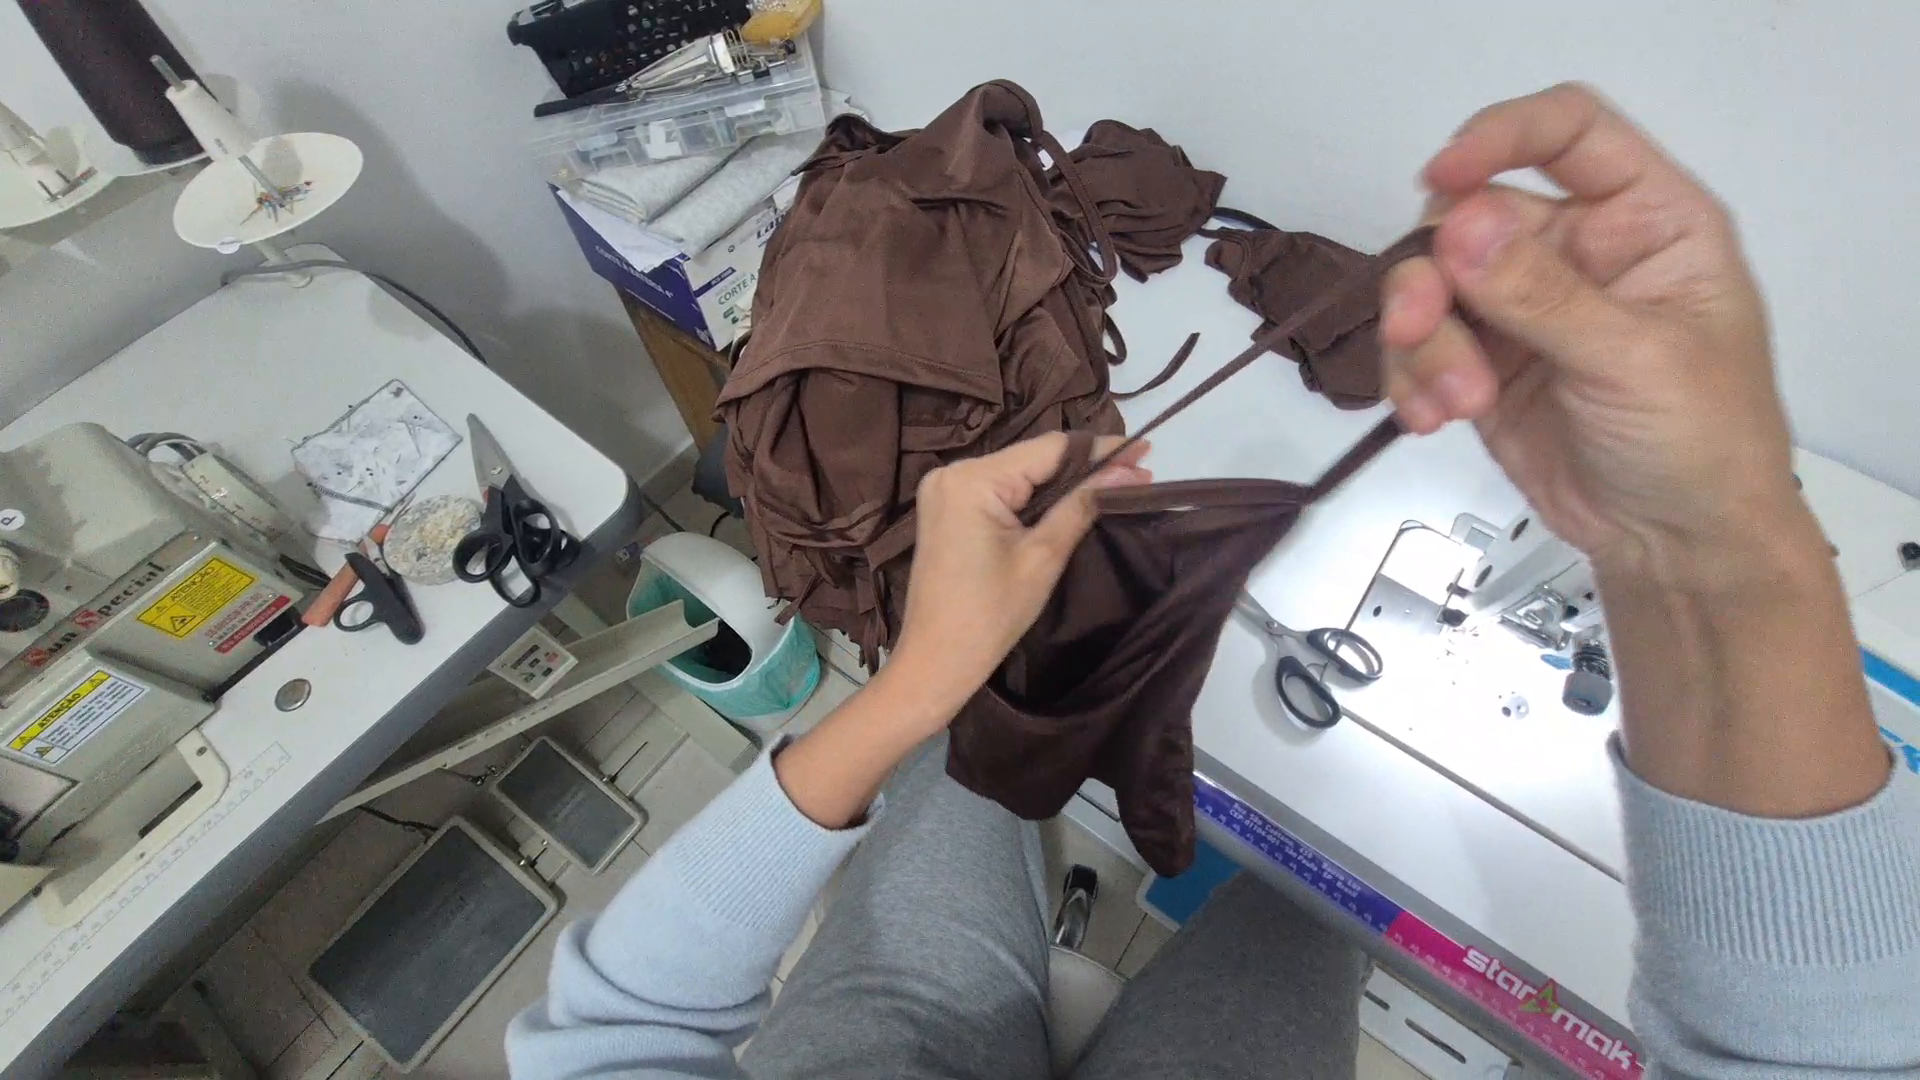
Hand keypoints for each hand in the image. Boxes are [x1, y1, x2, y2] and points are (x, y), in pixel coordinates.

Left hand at [890, 434, 1150, 706]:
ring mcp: (944, 489)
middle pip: (1032, 458)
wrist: (937, 658)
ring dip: (1062, 480)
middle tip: (1137, 471)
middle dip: (1084, 466)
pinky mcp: (946, 508)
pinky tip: (1069, 498)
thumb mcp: (1043, 555)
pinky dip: (1032, 495)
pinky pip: (999, 490)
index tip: (1145, 450)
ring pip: (1017, 473)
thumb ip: (1084, 504)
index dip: (1101, 449)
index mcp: (971, 478)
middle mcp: (952, 471)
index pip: (1049, 448)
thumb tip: (1131, 471)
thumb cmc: (991, 613)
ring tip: (1115, 482)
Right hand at [1380, 84, 1811, 587]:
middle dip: (1428, 283)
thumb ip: (1542, 295)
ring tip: (1450, 409)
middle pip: (1461, 227)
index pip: (1566, 136)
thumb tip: (1459, 229)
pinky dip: (1407, 386)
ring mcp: (1509, 313)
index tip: (1439, 178)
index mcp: (1636, 222)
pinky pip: (1411, 355)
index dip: (1499, 138)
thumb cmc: (1695, 435)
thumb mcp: (1632, 358)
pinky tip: (1431, 421)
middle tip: (1414, 333)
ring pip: (1423, 296)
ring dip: (1421, 351)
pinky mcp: (1468, 366)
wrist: (1663, 533)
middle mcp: (1564, 254)